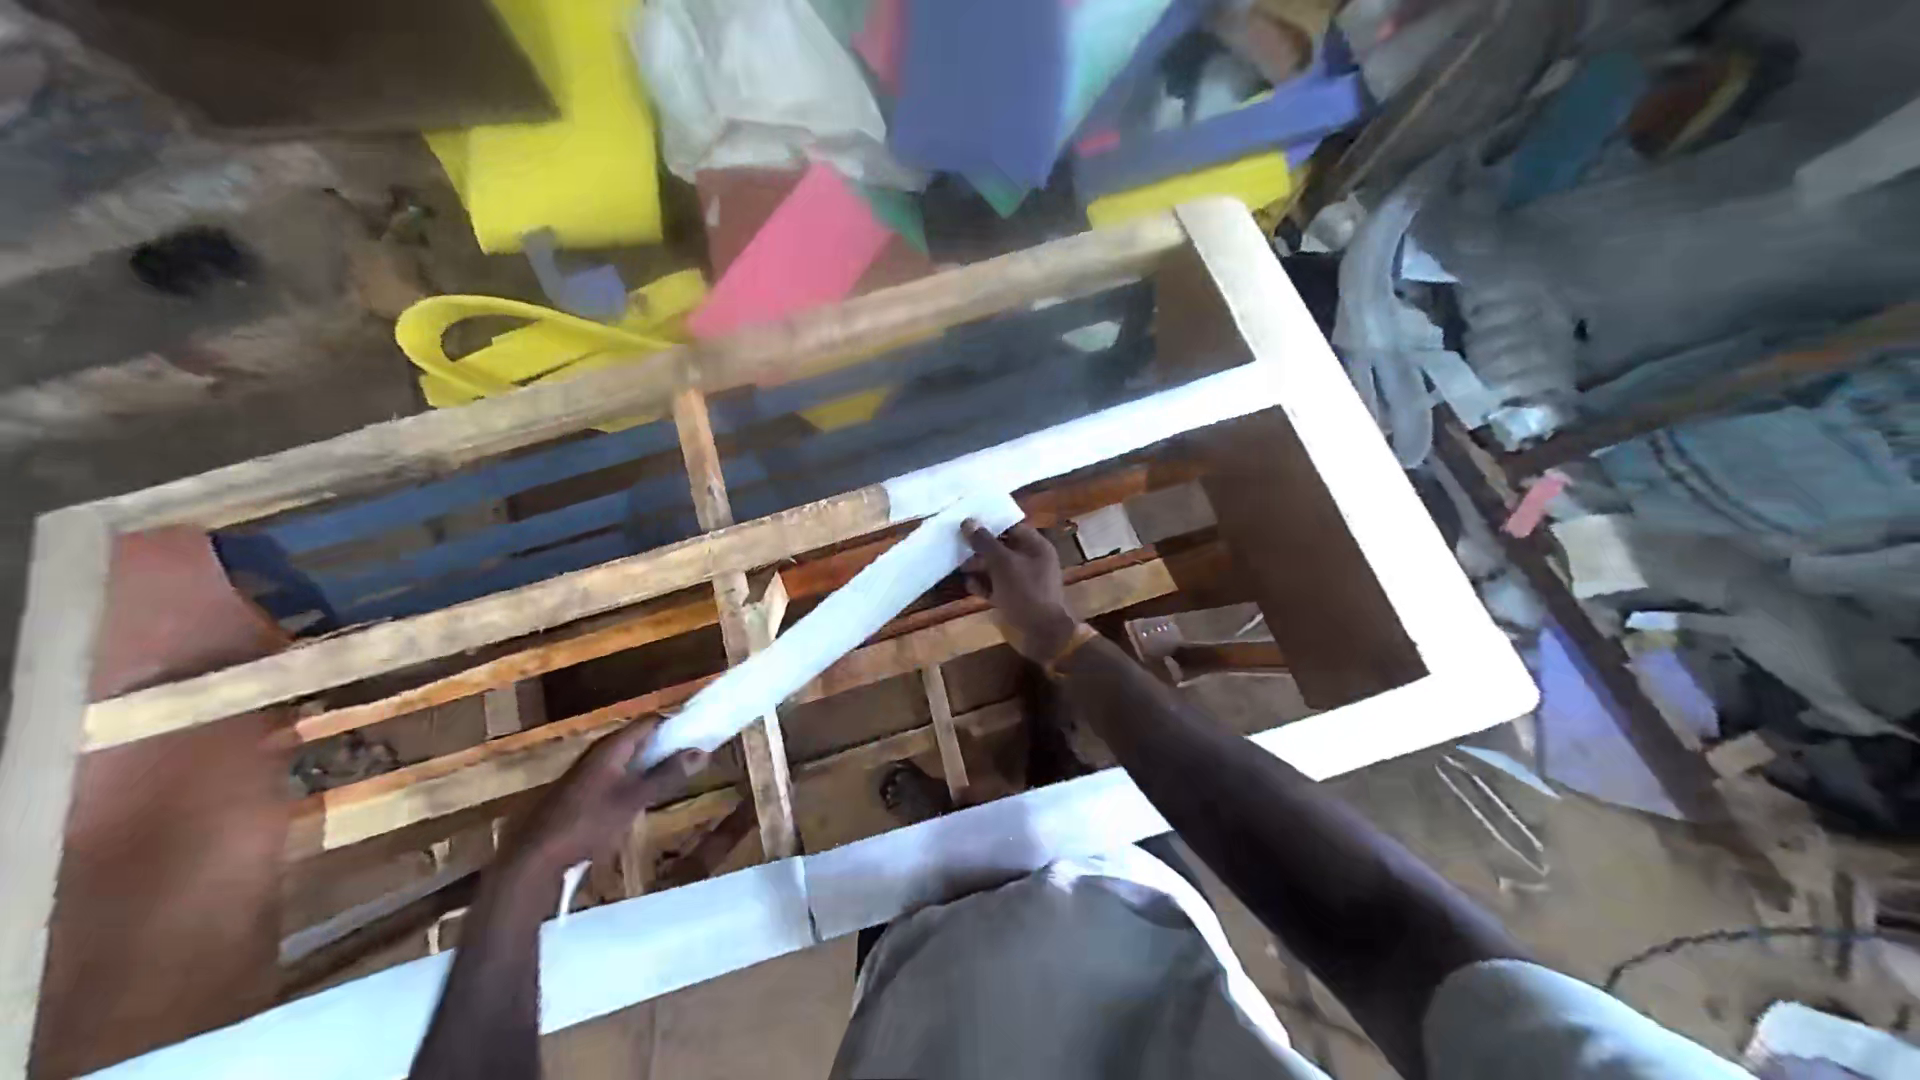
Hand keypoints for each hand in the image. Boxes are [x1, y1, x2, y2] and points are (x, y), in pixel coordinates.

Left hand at [500, 721, 706, 878]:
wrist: (533, 859)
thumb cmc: (586, 823)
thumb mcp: (633, 799)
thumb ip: (667, 775)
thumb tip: (702, 750)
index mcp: (612, 746)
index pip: (650, 720)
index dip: (676, 722)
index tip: (700, 733)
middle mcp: (599, 753)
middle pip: (639, 738)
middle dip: (666, 745)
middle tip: (693, 757)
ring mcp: (587, 774)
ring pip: (628, 759)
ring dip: (652, 764)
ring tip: (675, 778)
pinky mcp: (581, 794)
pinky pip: (617, 776)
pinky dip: (635, 780)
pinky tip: (643, 799)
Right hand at [962, 519, 1078, 662]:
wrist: (1042, 634)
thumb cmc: (1026, 592)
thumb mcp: (1003, 563)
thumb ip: (985, 542)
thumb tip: (967, 521)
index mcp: (1036, 547)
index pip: (1012, 527)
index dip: (990, 524)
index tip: (967, 523)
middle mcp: (1032, 561)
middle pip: (1003, 548)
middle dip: (980, 548)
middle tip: (958, 546)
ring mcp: (1024, 582)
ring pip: (998, 568)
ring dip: (979, 567)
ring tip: (958, 566)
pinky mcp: (1015, 599)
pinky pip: (997, 587)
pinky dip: (983, 585)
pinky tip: (968, 585)